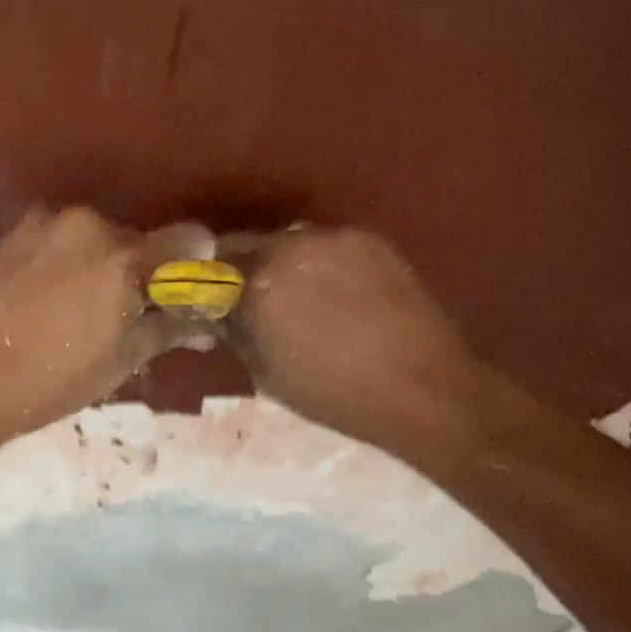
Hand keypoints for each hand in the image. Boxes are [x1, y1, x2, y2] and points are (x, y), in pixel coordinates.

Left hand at [0, 207, 216, 448]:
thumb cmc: (47, 380)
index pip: (188, 240)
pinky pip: (57, 240)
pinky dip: (64, 262)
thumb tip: (203, 322)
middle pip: (137, 240)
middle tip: (126, 316)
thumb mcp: (118, 362)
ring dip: (99, 266)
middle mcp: (88, 224)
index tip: (188, 293)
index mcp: (123, 256)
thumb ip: (167, 330)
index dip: (197, 266)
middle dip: (141, 272)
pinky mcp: (12, 232)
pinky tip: (43, 301)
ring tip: (76, 312)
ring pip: (94, 240)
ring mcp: (45, 223)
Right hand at [223, 227, 495, 458]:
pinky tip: (336, 293)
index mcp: (257, 283)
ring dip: (281, 264)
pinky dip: (319, 263)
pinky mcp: (368, 238)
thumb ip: (233, 333)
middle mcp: (290, 246)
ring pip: (287, 242)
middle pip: (247, 246)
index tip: (210, 302)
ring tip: (298, 297)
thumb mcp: (265, 372)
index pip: (208, 267)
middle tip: (251, 300)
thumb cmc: (334, 394)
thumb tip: (213, 315)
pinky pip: (326, 245)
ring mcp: (333, 237)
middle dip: (242, 270)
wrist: (424, 388)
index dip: (205, 285)